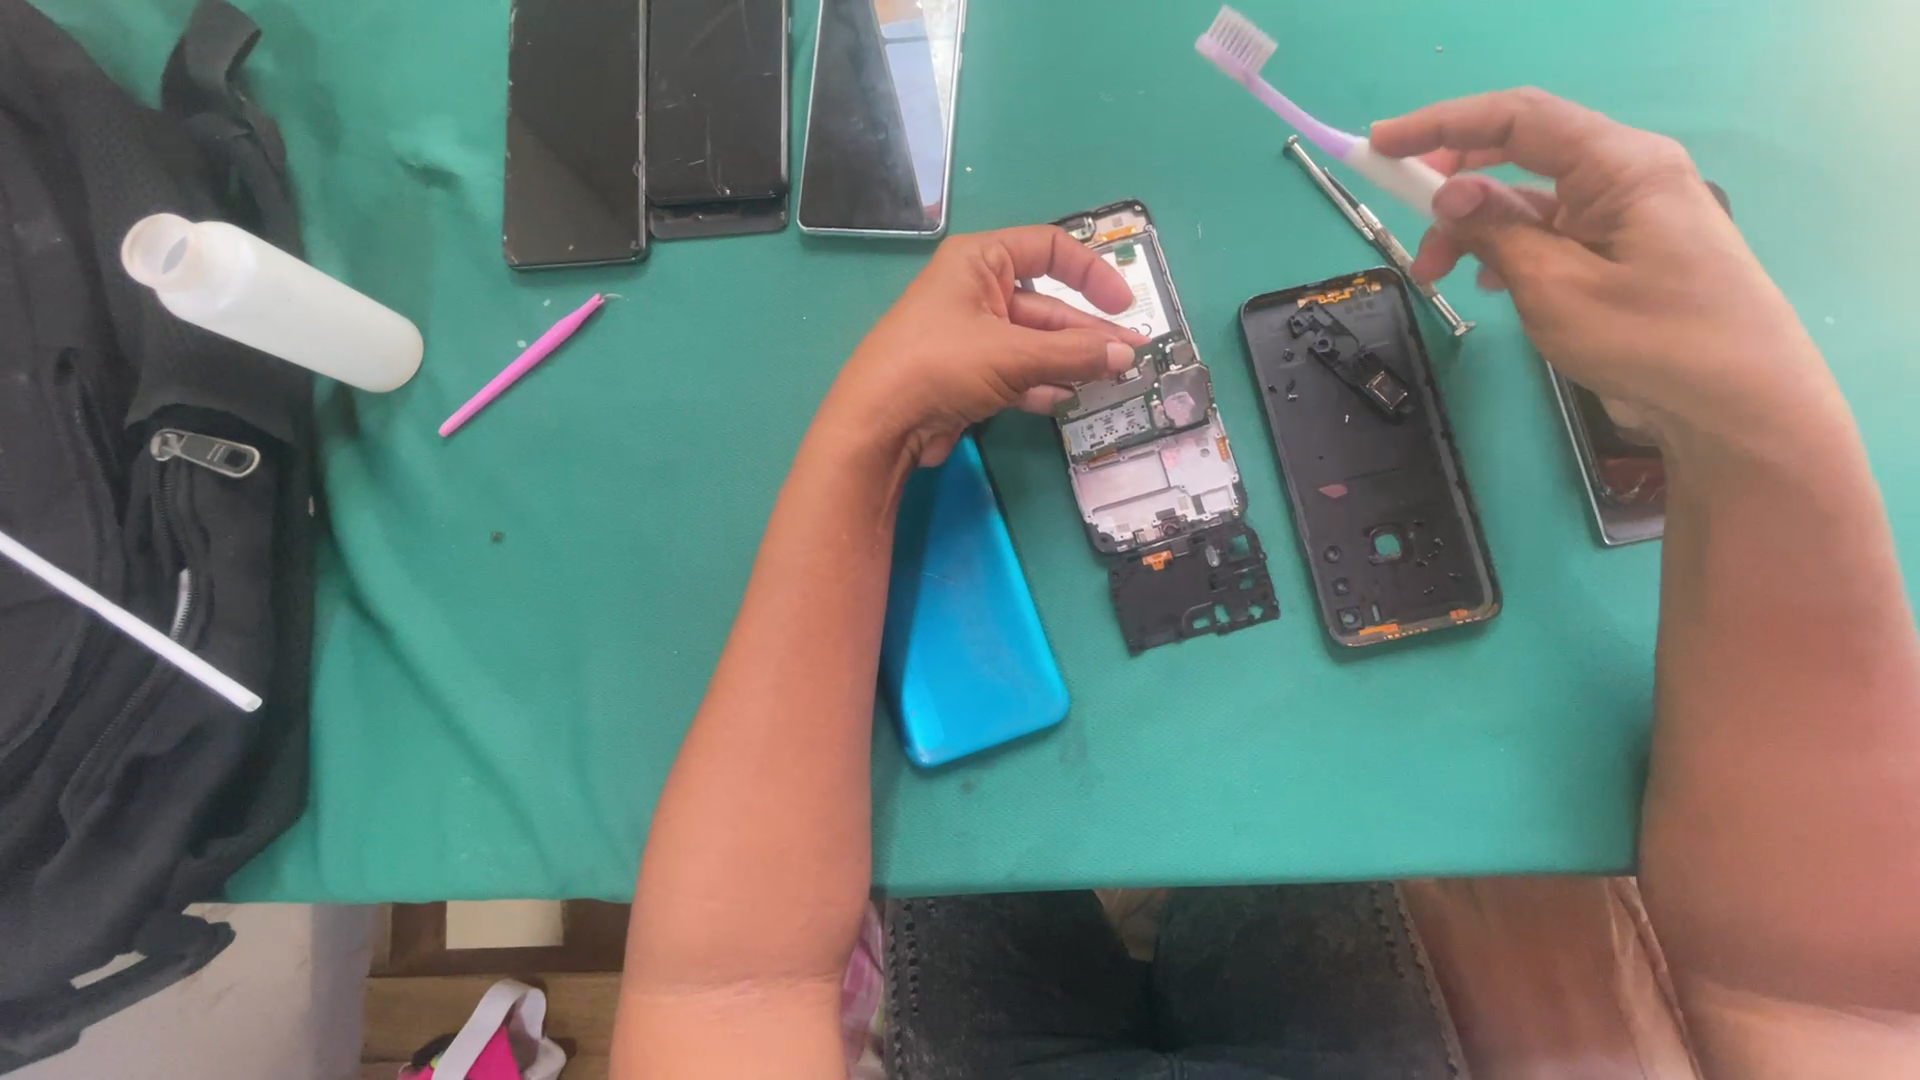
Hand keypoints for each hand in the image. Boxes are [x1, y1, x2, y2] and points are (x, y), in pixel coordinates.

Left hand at [822, 226, 1145, 466]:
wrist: (880, 424)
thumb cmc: (940, 365)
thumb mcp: (1012, 354)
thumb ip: (1073, 354)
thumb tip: (1125, 355)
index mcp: (979, 261)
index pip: (1048, 249)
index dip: (1090, 273)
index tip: (1124, 303)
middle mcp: (976, 292)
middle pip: (1046, 306)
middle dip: (1086, 332)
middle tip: (1130, 356)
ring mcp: (972, 338)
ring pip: (1034, 344)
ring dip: (1070, 362)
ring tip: (1111, 379)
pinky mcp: (969, 377)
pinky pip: (1017, 374)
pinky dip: (1041, 386)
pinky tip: (1067, 398)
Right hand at [1371, 89, 1837, 447]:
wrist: (1729, 400)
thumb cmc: (1647, 337)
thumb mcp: (1554, 286)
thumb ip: (1498, 232)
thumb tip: (1448, 194)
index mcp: (1619, 165)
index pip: (1517, 120)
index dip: (1441, 124)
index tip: (1380, 145)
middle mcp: (1621, 176)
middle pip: (1517, 154)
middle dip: (1451, 187)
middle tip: (1405, 224)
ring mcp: (1618, 214)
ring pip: (1523, 201)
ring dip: (1470, 231)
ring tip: (1434, 277)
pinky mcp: (1612, 250)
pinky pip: (1542, 233)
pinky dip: (1500, 251)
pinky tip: (1483, 284)